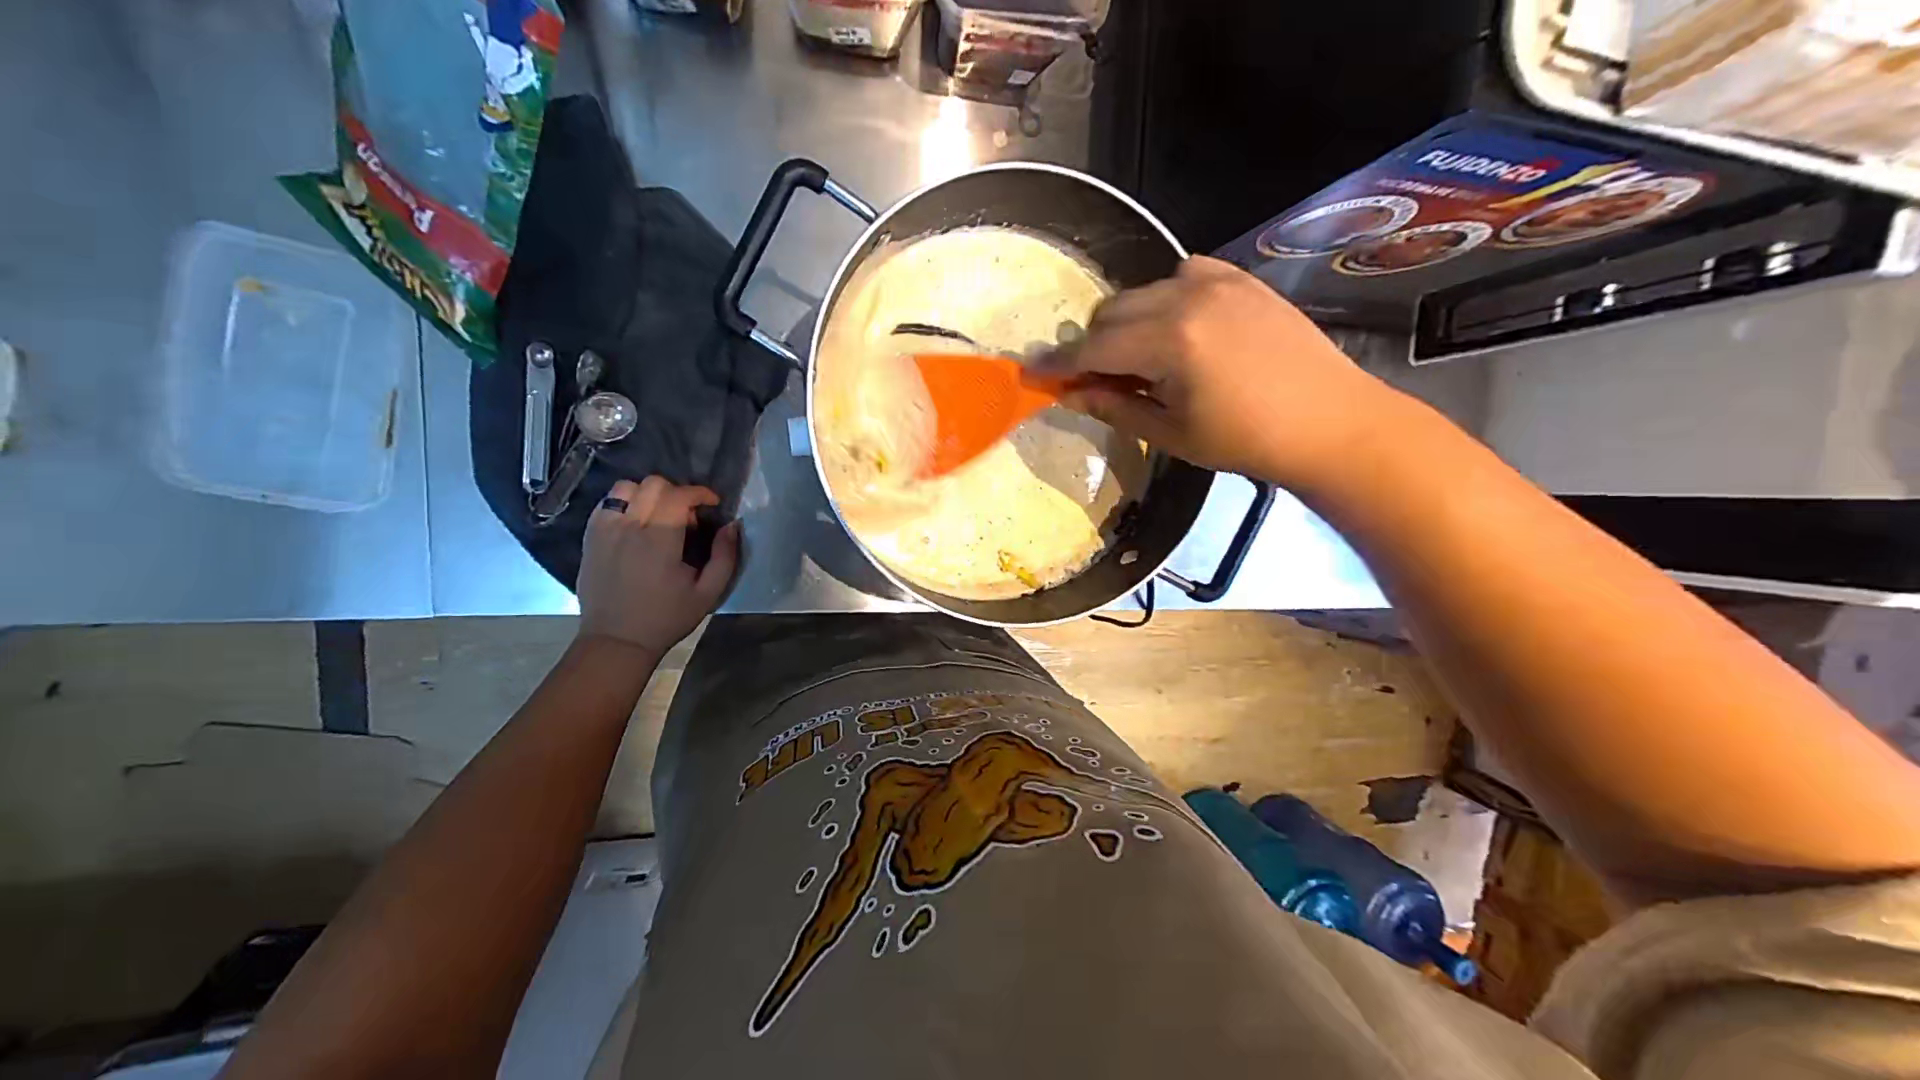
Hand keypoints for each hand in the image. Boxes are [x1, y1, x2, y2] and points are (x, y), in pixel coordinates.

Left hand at [576, 476, 740, 655]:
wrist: (617, 639)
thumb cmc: (666, 618)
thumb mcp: (708, 593)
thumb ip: (725, 557)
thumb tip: (732, 526)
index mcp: (659, 541)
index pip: (678, 495)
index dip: (700, 493)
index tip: (712, 504)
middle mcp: (629, 527)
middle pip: (653, 484)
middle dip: (677, 492)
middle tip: (687, 517)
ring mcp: (605, 530)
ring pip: (627, 487)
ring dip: (648, 494)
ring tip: (658, 516)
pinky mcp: (591, 537)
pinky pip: (607, 503)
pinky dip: (625, 504)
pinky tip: (636, 524)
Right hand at [1041, 256, 1400, 487]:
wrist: (1329, 420)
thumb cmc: (1247, 440)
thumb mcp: (1170, 433)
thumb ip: (1113, 407)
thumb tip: (1069, 394)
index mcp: (1169, 341)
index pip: (1092, 348)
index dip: (1058, 363)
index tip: (1032, 373)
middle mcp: (1187, 297)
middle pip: (1110, 313)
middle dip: (1093, 346)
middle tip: (1098, 381)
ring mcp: (1217, 281)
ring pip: (1141, 293)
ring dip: (1126, 324)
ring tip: (1144, 360)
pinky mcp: (1239, 278)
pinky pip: (1181, 276)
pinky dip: (1165, 300)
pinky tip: (1179, 329)